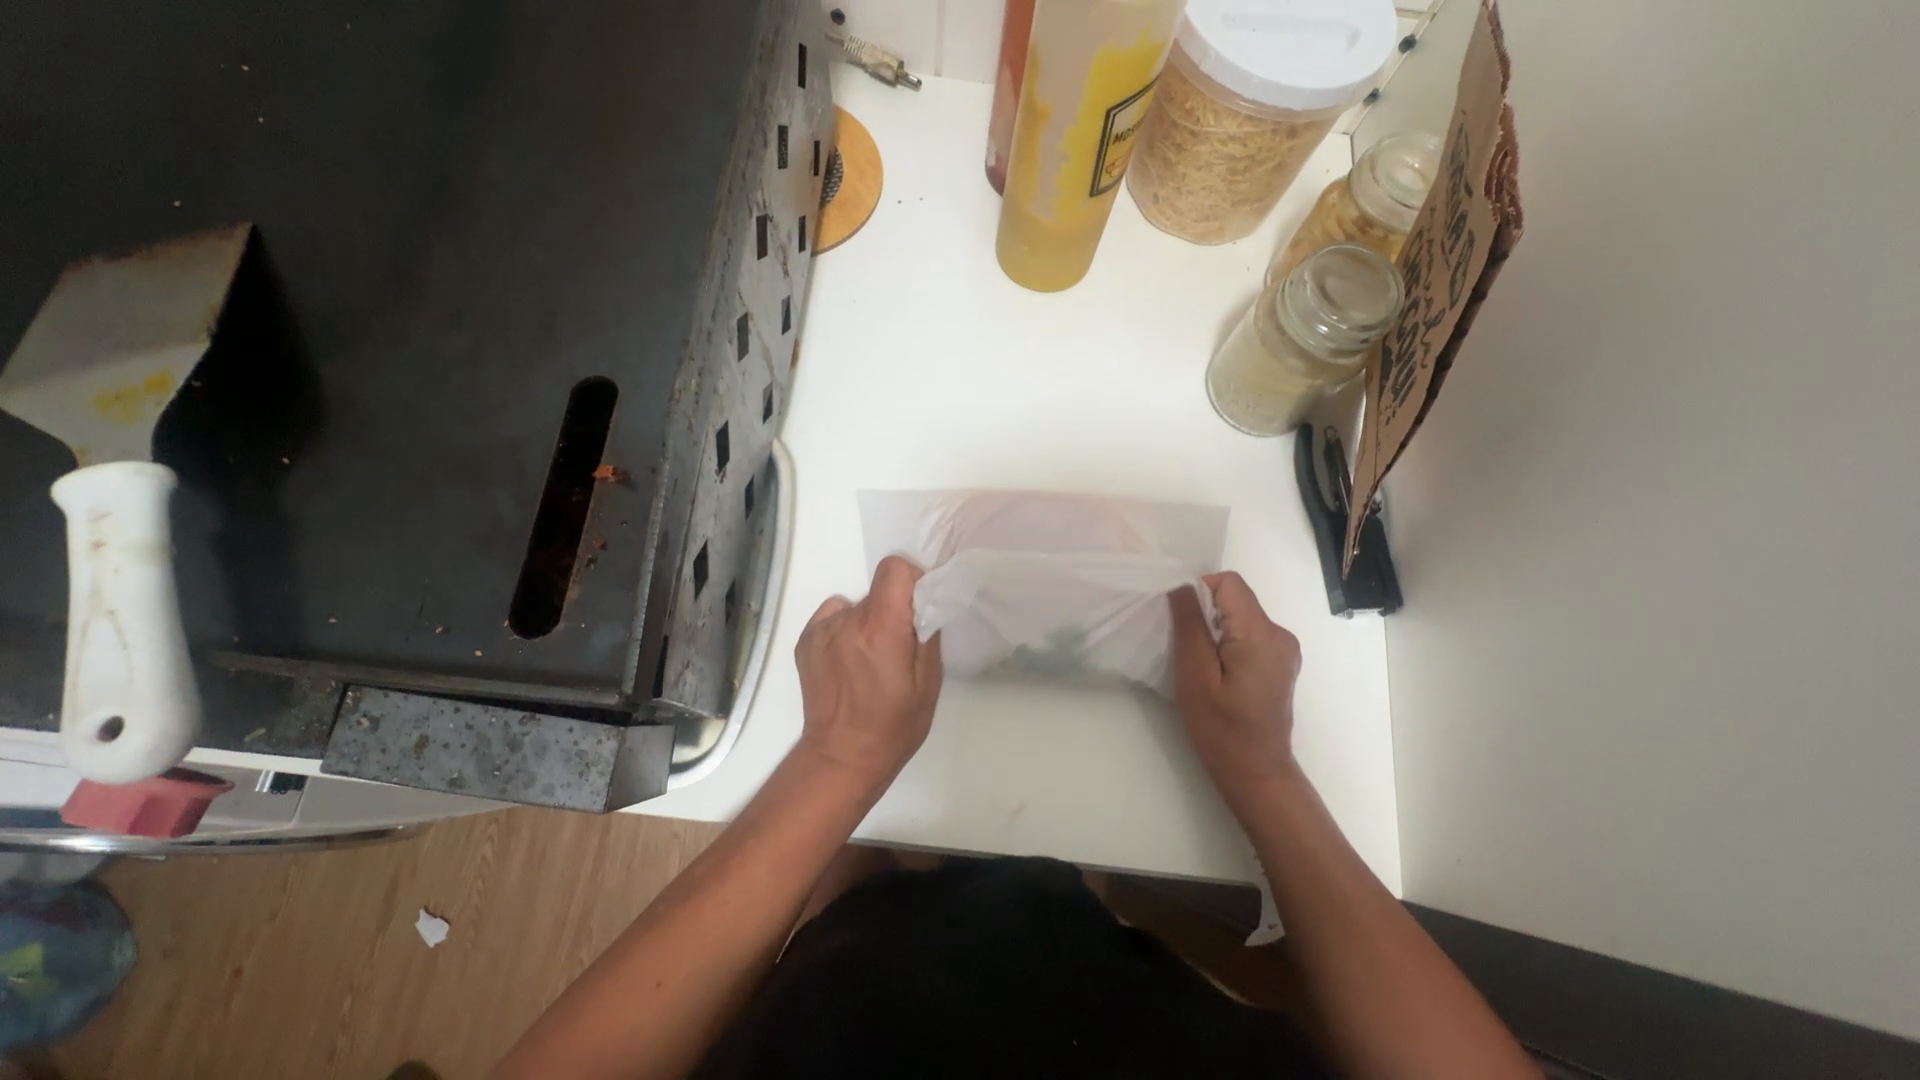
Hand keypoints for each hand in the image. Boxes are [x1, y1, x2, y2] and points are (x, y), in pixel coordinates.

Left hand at [793, 556, 942, 791]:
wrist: (842, 757)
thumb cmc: (894, 725)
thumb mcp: (929, 681)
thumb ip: (927, 633)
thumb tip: (926, 603)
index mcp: (880, 627)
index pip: (894, 568)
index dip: (911, 580)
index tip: (919, 607)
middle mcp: (846, 620)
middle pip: (877, 591)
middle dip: (893, 610)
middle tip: (899, 648)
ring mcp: (821, 630)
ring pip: (856, 607)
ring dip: (868, 623)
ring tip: (870, 661)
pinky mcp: (805, 642)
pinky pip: (833, 619)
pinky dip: (844, 631)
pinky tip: (849, 662)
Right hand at [1168, 572, 1303, 814]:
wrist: (1257, 772)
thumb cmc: (1220, 729)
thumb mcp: (1194, 676)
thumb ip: (1190, 626)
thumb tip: (1181, 586)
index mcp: (1260, 634)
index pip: (1228, 583)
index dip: (1198, 590)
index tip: (1178, 618)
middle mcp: (1280, 634)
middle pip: (1236, 598)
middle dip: (1205, 612)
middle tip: (1183, 645)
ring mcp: (1285, 649)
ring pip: (1242, 616)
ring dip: (1216, 629)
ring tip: (1199, 663)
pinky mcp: (1281, 662)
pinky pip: (1250, 634)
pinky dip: (1229, 641)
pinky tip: (1217, 672)